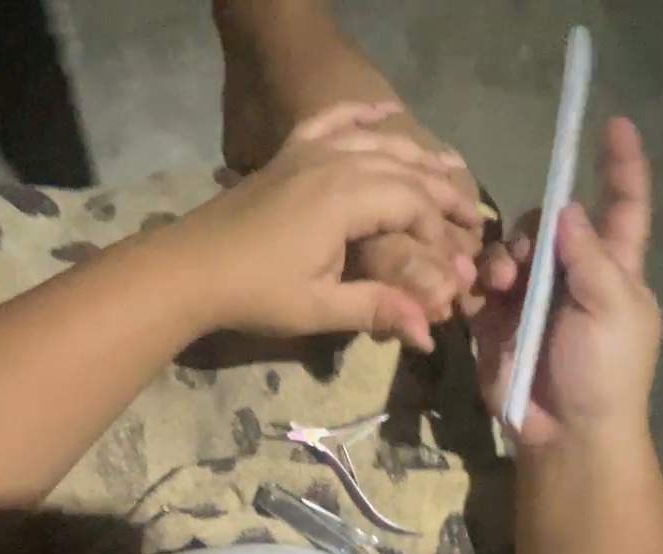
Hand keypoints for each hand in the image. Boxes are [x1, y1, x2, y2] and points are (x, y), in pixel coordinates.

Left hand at [178, 102, 481, 352]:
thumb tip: (429, 333)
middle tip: (474, 217)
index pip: (414, 204)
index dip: (441, 232)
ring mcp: (309, 152)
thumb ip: (376, 310)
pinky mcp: (288, 153)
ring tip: (452, 168)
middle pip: (406, 169)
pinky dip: (361, 115)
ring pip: (378, 142)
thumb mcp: (318, 309)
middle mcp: (335, 163)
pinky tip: (383, 111)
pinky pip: (332, 121)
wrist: (189, 269)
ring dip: (418, 154)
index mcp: (346, 199)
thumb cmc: (253, 294)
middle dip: (444, 193)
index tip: (457, 262)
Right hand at [472, 117, 660, 445]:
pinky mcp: (494, 325)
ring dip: (500, 259)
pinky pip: (477, 288)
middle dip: (534, 230)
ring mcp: (528, 302)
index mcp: (614, 269)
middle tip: (525, 262)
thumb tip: (567, 208)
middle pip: (548, 225)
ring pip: (508, 253)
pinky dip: (470, 282)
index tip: (615, 124)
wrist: (565, 431)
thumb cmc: (605, 371)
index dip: (622, 167)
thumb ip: (590, 257)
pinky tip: (469, 289)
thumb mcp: (613, 308)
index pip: (623, 207)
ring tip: (497, 284)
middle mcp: (569, 277)